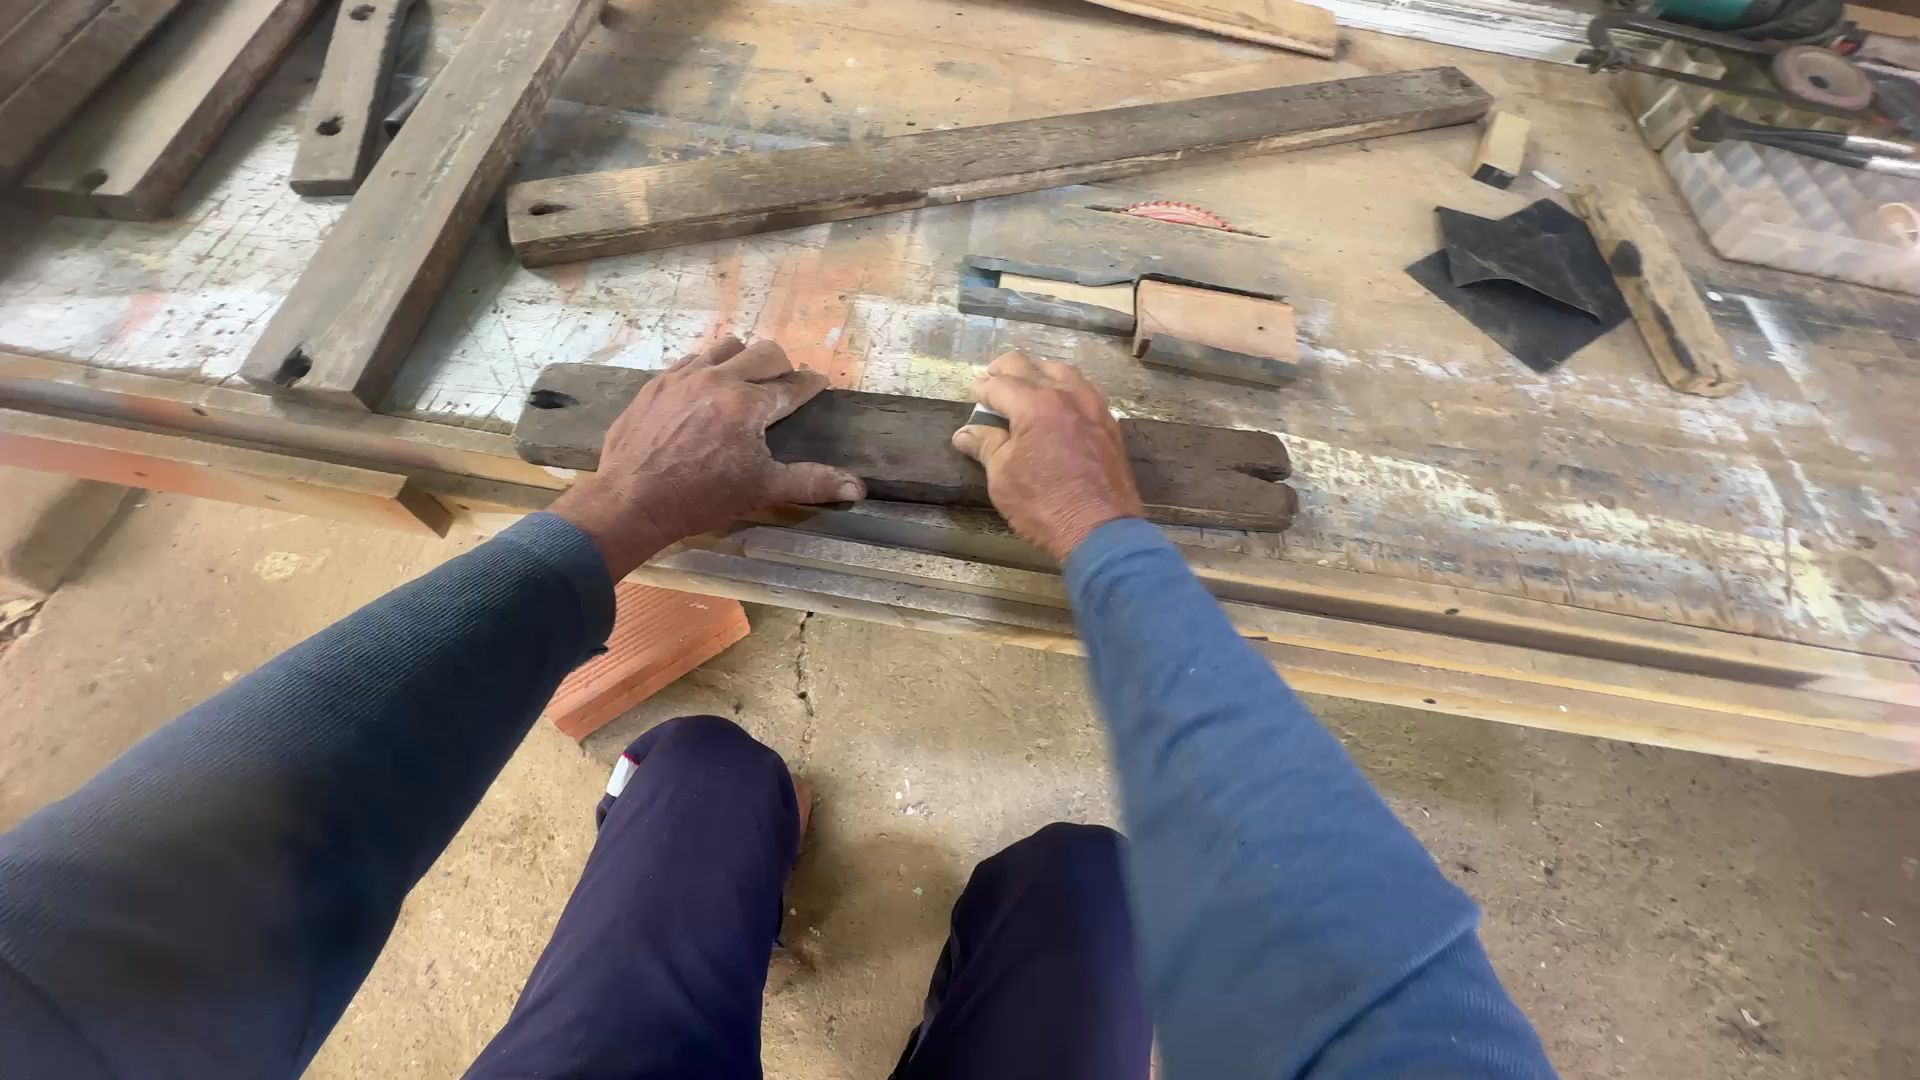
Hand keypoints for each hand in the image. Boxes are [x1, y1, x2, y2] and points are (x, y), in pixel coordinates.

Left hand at [549, 337, 865, 578]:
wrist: (633, 500)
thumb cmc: (702, 497)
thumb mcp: (762, 489)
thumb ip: (813, 482)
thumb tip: (858, 488)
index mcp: (748, 405)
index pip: (792, 385)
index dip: (811, 384)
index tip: (820, 384)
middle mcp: (718, 379)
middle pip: (764, 352)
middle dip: (783, 365)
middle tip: (786, 384)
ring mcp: (684, 377)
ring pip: (726, 346)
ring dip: (744, 359)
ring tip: (745, 382)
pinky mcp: (657, 383)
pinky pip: (692, 359)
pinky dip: (709, 368)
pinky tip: (707, 391)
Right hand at [951, 352, 1144, 561]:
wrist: (1100, 530)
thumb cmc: (1044, 505)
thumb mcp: (1003, 478)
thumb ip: (986, 446)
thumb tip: (965, 433)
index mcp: (1035, 404)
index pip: (1000, 384)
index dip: (982, 388)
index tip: (974, 393)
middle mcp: (1066, 395)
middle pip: (1030, 367)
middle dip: (1006, 371)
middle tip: (992, 384)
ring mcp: (1093, 407)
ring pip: (1062, 372)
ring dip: (1039, 374)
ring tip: (1025, 389)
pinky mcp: (1109, 424)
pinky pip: (1084, 391)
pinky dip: (1065, 389)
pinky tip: (1058, 405)